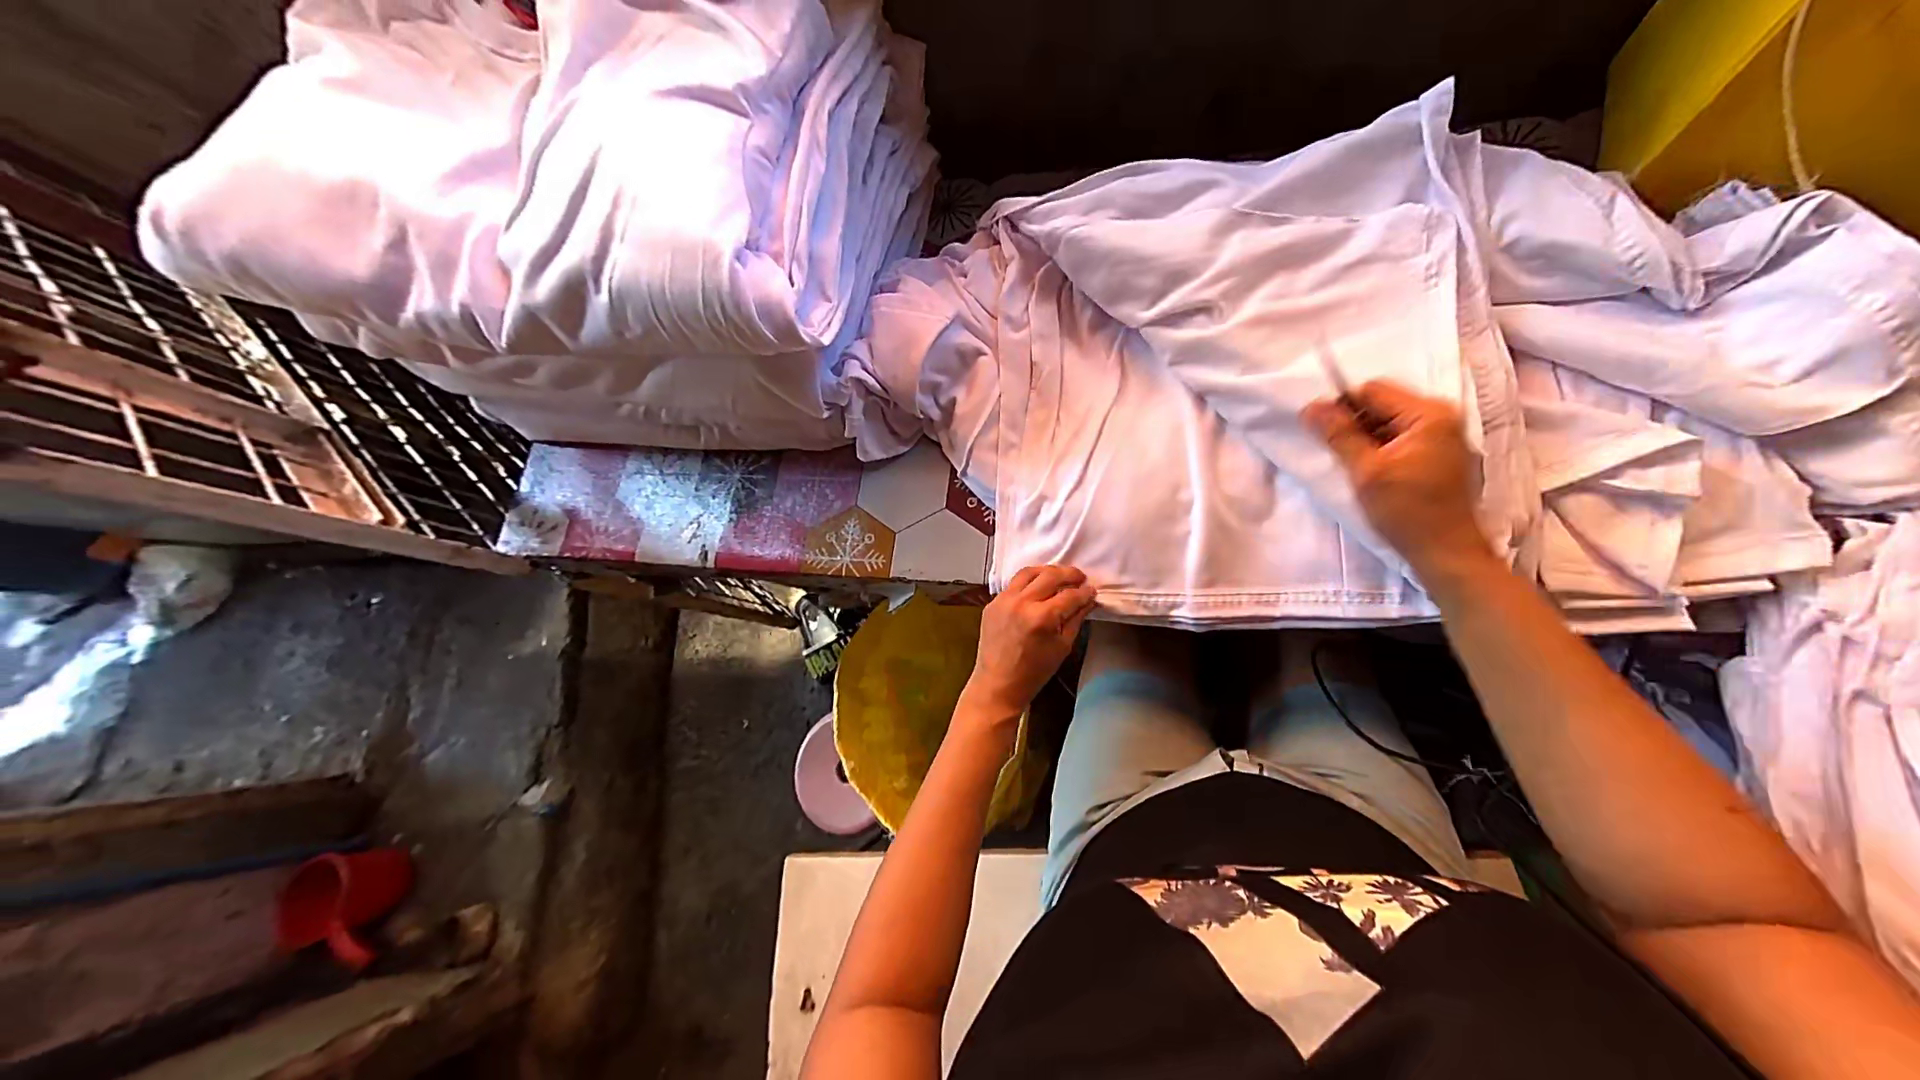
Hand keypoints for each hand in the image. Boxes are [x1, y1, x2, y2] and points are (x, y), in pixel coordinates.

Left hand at [963, 565, 1097, 720]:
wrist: (999, 683)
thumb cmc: (1034, 671)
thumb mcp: (1062, 646)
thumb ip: (1075, 619)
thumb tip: (1088, 600)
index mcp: (1041, 617)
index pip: (1069, 596)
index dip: (1084, 592)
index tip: (1091, 591)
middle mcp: (1021, 603)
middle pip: (1050, 576)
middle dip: (1069, 574)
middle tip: (1079, 577)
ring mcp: (1003, 601)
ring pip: (1028, 573)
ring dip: (1046, 571)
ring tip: (1058, 576)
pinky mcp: (992, 604)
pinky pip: (1013, 585)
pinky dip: (1028, 583)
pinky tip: (1037, 588)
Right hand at [1303, 380, 1492, 583]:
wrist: (1446, 551)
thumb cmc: (1406, 512)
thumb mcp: (1365, 472)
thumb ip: (1338, 434)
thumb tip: (1311, 406)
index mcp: (1428, 414)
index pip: (1373, 391)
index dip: (1341, 405)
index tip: (1319, 429)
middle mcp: (1442, 416)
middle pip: (1383, 403)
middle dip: (1354, 421)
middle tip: (1332, 447)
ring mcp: (1444, 434)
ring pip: (1390, 420)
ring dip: (1366, 435)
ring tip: (1351, 461)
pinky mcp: (1440, 452)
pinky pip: (1401, 436)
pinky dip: (1380, 446)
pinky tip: (1368, 467)